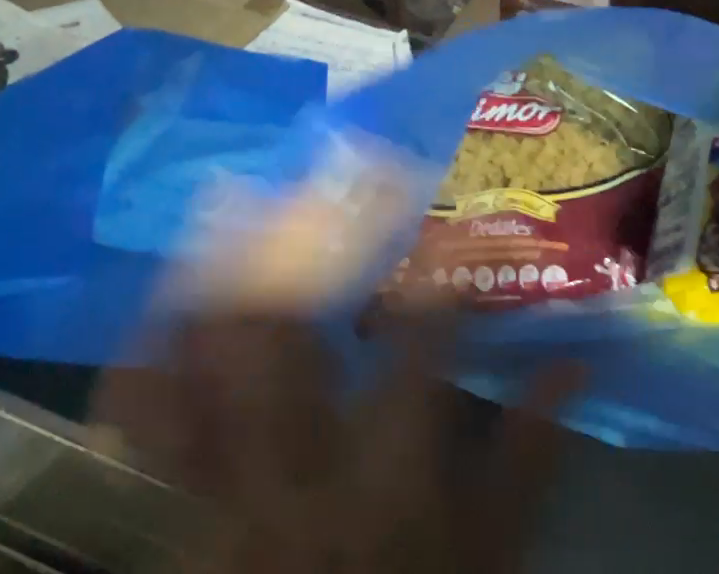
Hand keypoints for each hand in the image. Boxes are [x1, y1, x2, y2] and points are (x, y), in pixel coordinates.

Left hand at [95, 182, 574, 573]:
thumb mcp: (491, 542)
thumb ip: (530, 451)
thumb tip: (573, 363)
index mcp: (387, 476)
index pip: (418, 354)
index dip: (433, 283)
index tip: (445, 229)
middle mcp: (298, 466)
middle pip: (282, 339)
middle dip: (297, 249)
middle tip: (315, 180)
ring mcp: (225, 482)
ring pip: (199, 365)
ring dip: (213, 280)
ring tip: (231, 207)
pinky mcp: (179, 499)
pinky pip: (145, 421)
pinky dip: (152, 355)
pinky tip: (167, 302)